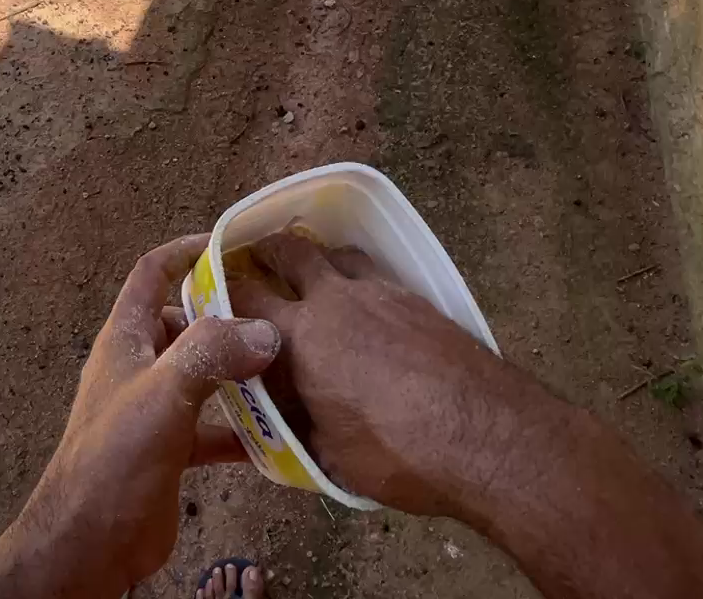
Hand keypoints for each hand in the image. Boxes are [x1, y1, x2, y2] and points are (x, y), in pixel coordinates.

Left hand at [0, 234, 280, 598]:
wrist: (89, 540)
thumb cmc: (116, 456)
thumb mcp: (163, 392)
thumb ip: (210, 354)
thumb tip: (264, 331)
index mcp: (125, 336)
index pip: (151, 273)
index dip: (184, 251)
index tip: (229, 244)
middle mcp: (138, 362)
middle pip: (184, 321)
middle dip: (225, 315)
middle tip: (276, 313)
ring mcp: (153, 405)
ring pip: (201, 372)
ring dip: (237, 371)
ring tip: (286, 369)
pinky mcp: (168, 445)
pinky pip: (210, 424)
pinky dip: (239, 425)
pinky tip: (277, 434)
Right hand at [231, 231, 702, 598]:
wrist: (489, 438)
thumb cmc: (398, 455)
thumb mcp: (327, 454)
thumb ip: (295, 423)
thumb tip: (282, 416)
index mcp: (298, 336)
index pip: (244, 293)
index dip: (222, 282)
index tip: (213, 281)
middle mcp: (332, 300)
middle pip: (289, 250)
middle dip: (266, 248)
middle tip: (257, 255)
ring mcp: (378, 293)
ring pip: (336, 253)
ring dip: (317, 256)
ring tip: (315, 270)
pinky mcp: (417, 299)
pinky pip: (376, 273)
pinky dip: (360, 278)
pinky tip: (369, 302)